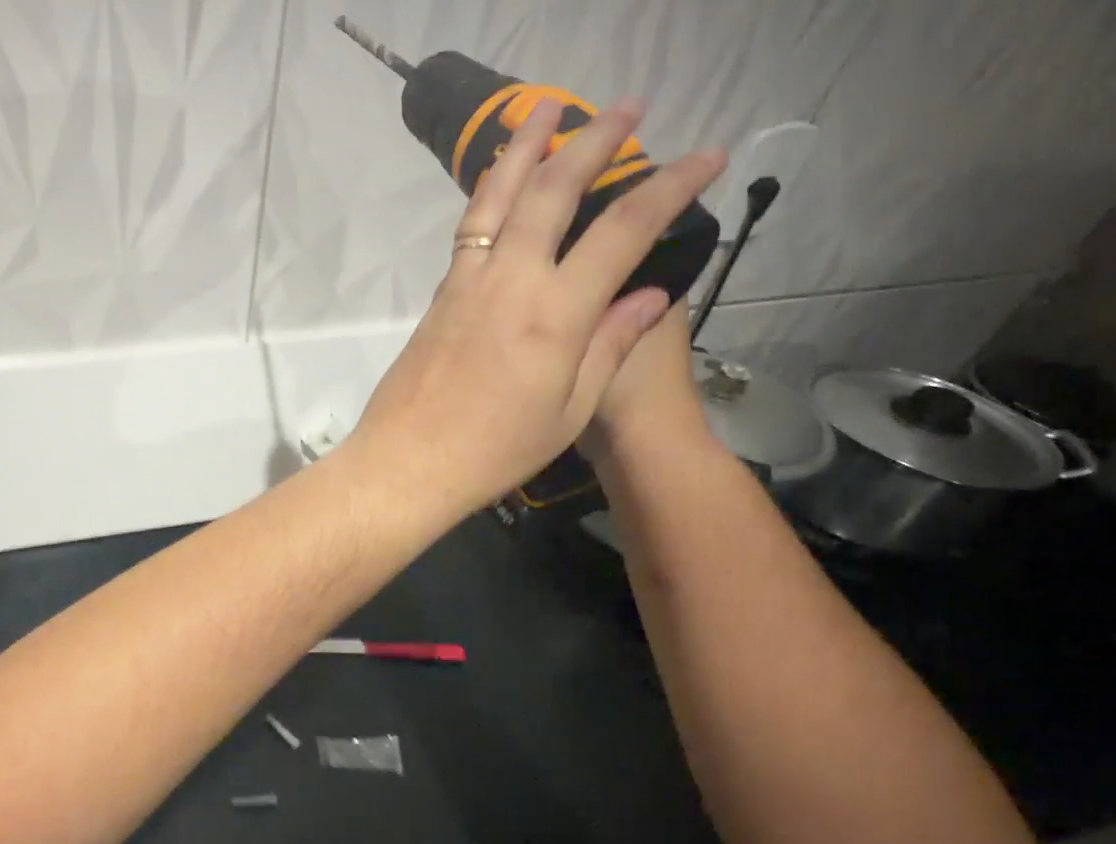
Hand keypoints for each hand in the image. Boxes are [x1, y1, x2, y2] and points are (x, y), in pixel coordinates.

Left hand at [345, 97, 725, 517]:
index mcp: (556, 314)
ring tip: (548, 107)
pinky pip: (470, 227)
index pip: (625, 229)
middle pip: (555, 190)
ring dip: (526, 145)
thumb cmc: (494, 452)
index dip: (673, 185)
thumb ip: (610, 345)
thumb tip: (650, 295)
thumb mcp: (569, 410)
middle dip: (595, 139)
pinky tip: (500, 180)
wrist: (405, 465)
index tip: (709, 155)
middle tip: (627, 107)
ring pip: (499, 196)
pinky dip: (490, 191)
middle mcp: (511, 282)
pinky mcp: (441, 295)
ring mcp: (468, 283)